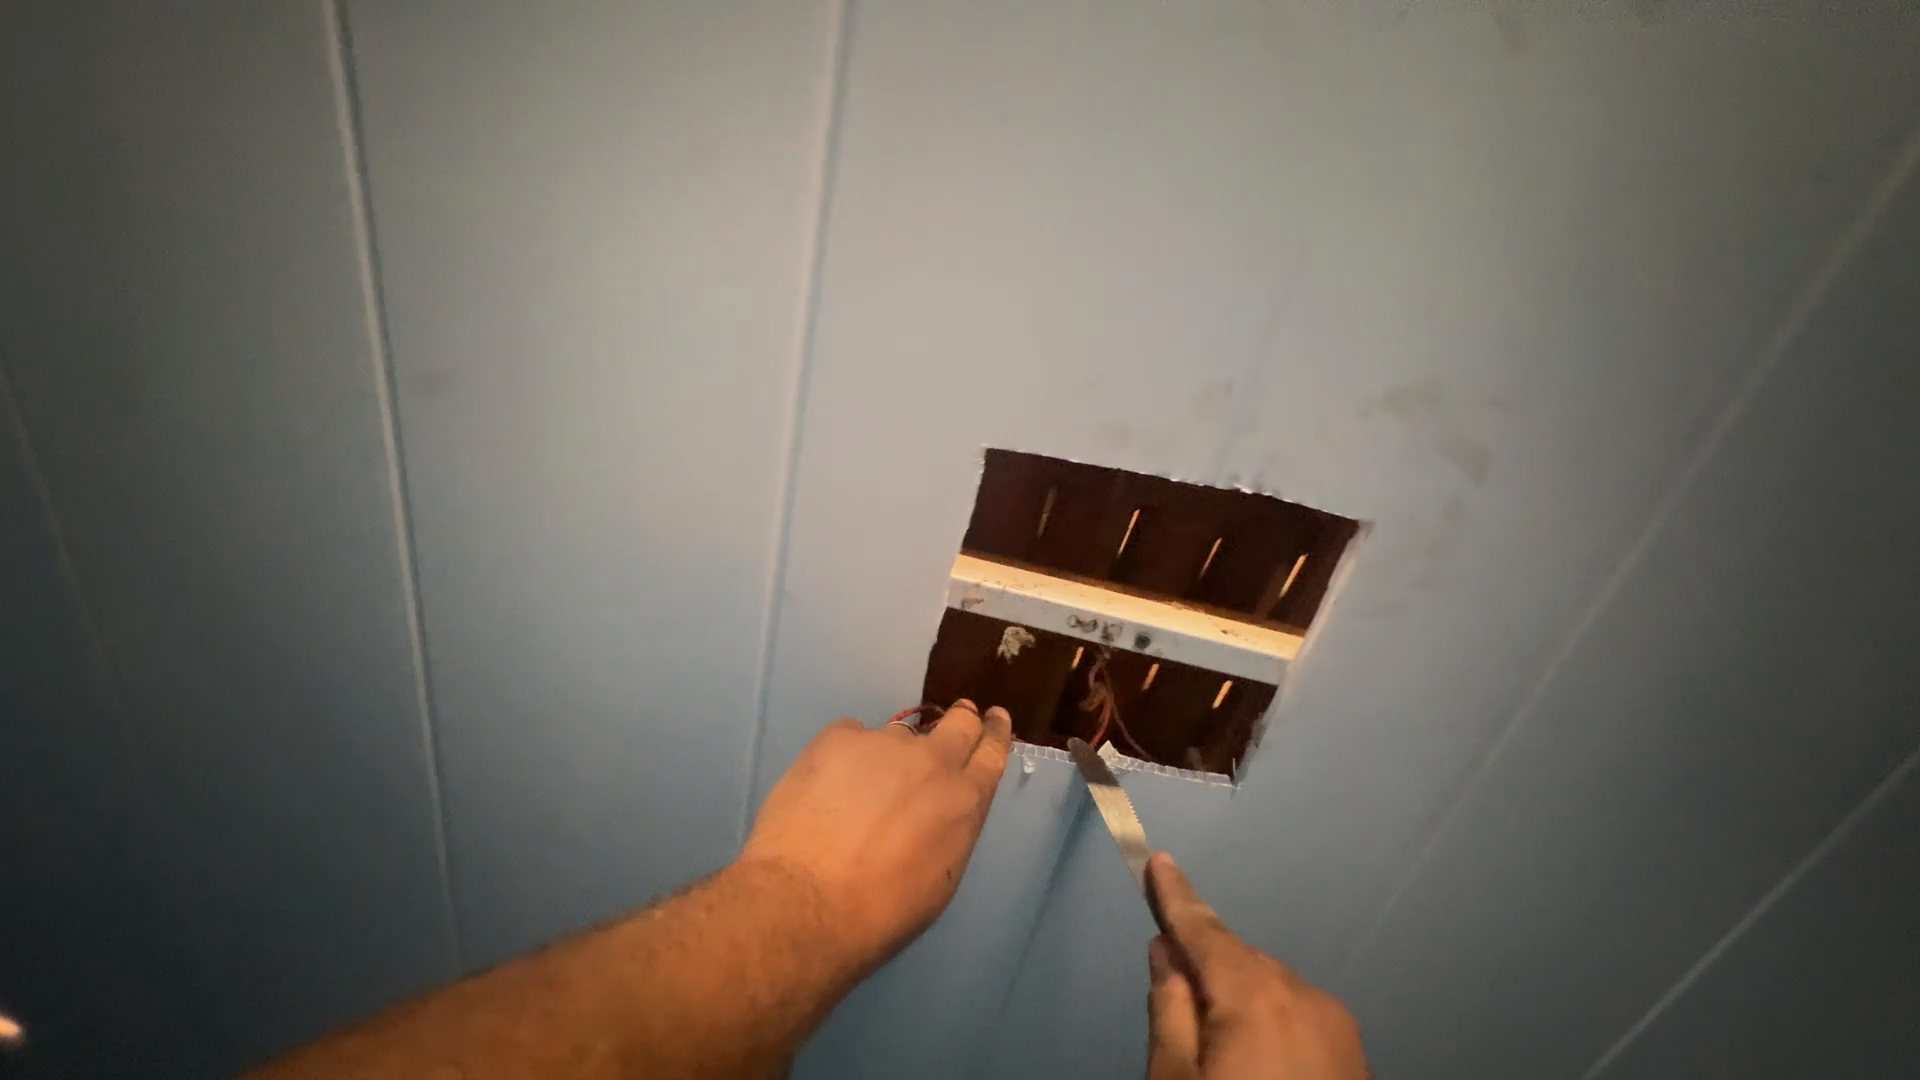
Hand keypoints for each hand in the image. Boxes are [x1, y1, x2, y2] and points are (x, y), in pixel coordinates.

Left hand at [739, 700, 1013, 975]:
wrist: (805, 902)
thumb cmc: (880, 912)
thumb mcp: (940, 879)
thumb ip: (950, 828)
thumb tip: (941, 809)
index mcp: (963, 799)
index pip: (992, 750)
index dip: (995, 731)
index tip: (994, 718)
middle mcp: (932, 760)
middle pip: (959, 722)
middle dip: (961, 719)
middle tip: (956, 721)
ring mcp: (884, 742)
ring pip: (898, 735)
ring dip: (891, 754)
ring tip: (861, 789)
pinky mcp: (839, 737)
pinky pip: (851, 737)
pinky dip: (845, 758)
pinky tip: (825, 788)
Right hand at [1145, 854, 1368, 1079]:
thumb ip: (1170, 1008)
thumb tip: (1167, 953)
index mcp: (1255, 995)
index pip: (1203, 929)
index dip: (1175, 896)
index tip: (1158, 860)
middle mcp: (1303, 996)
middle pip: (1238, 960)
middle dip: (1205, 966)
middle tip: (1173, 993)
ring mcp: (1338, 1029)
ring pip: (1270, 988)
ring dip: (1239, 998)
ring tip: (1218, 1052)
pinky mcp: (1357, 1061)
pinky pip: (1299, 1018)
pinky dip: (1271, 1023)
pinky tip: (1257, 1066)